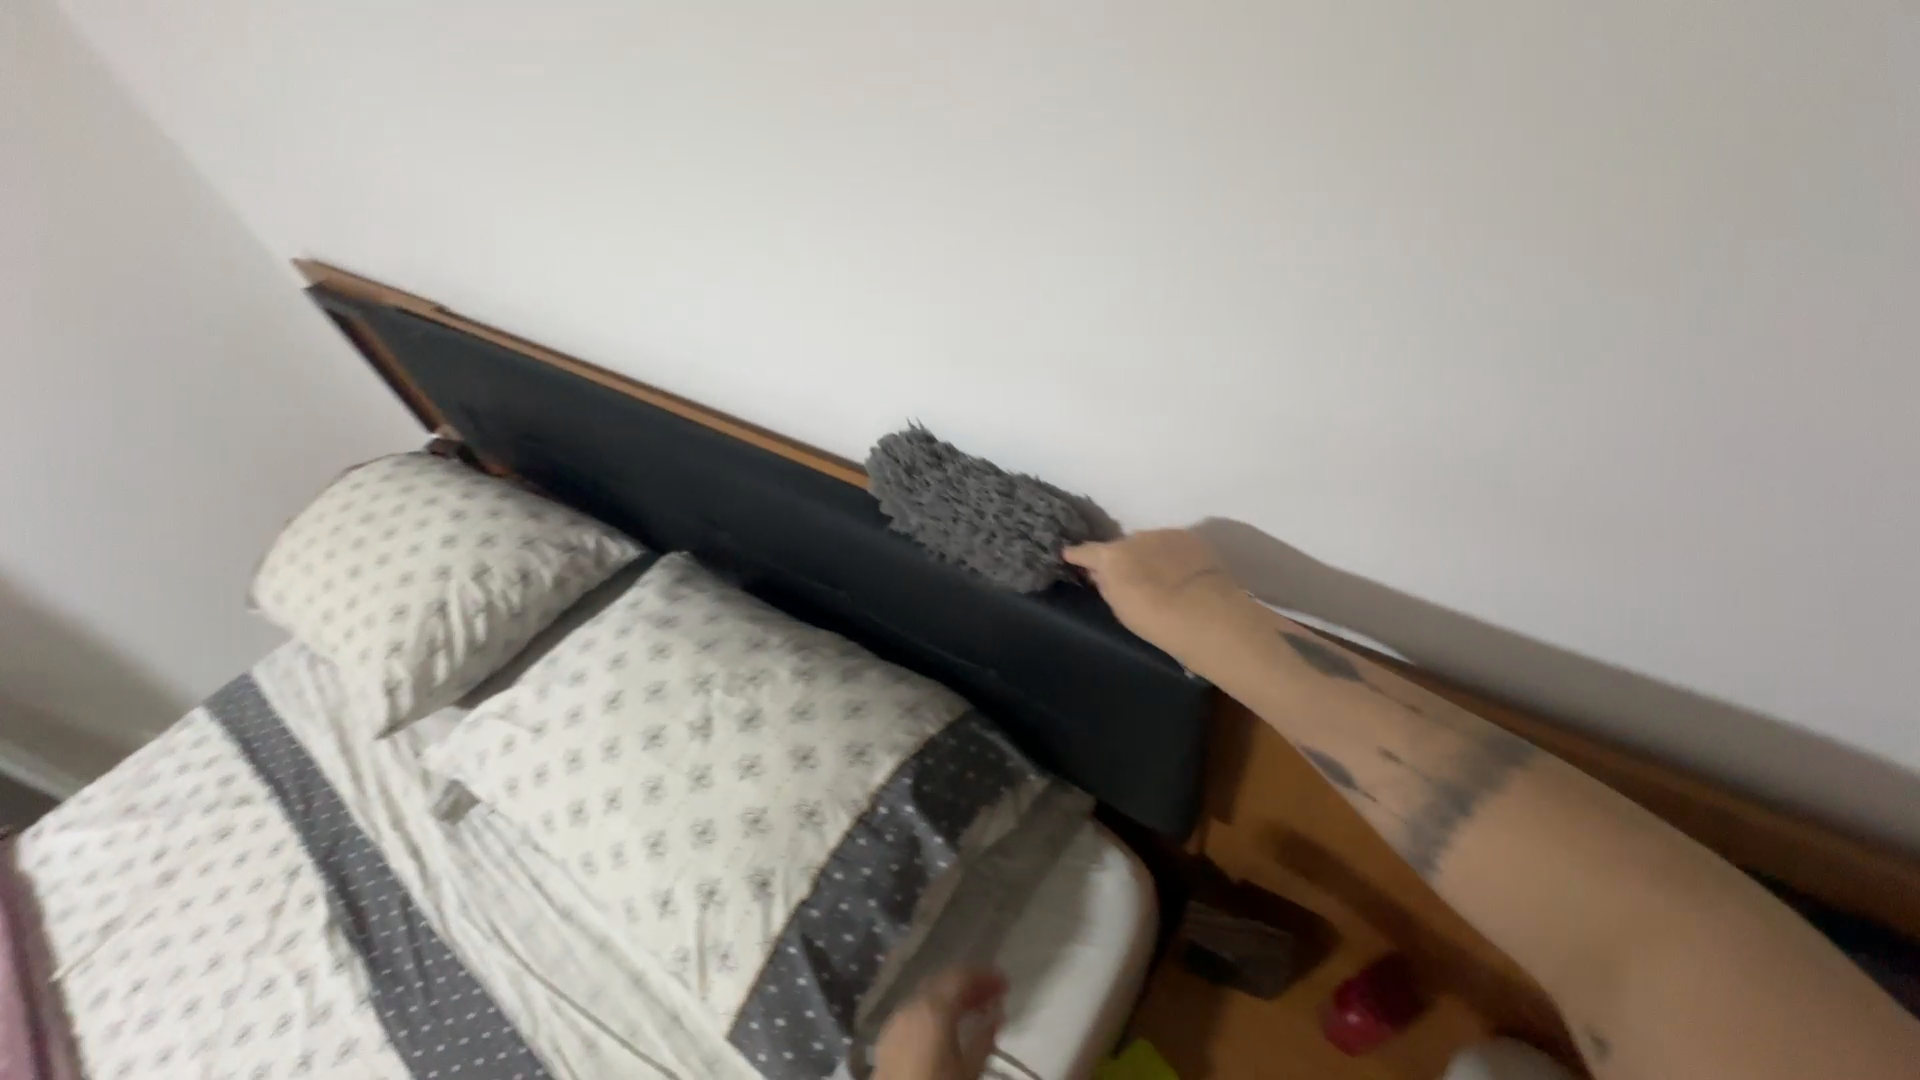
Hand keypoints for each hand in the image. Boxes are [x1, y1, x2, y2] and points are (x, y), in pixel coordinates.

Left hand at [872, 968, 1007, 1079]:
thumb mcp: (969, 1070)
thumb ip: (985, 1037)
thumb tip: (997, 1014)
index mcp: (933, 1008)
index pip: (962, 976)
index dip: (985, 976)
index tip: (1005, 985)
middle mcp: (912, 1004)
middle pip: (944, 982)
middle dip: (970, 985)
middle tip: (994, 996)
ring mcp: (896, 1019)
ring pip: (928, 995)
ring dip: (952, 997)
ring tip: (975, 1011)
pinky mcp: (887, 1036)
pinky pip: (915, 1011)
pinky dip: (934, 1010)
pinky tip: (947, 1026)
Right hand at [1064, 529, 1250, 659]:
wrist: (1202, 612)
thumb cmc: (1153, 619)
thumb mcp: (1118, 607)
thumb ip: (1106, 585)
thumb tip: (1099, 573)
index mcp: (1110, 556)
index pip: (1084, 551)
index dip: (1076, 555)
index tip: (1069, 556)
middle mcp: (1132, 538)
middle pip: (1120, 547)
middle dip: (1121, 558)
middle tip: (1129, 577)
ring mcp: (1161, 534)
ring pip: (1147, 544)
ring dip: (1147, 555)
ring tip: (1158, 576)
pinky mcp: (1187, 536)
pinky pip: (1170, 544)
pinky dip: (1170, 555)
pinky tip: (1180, 571)